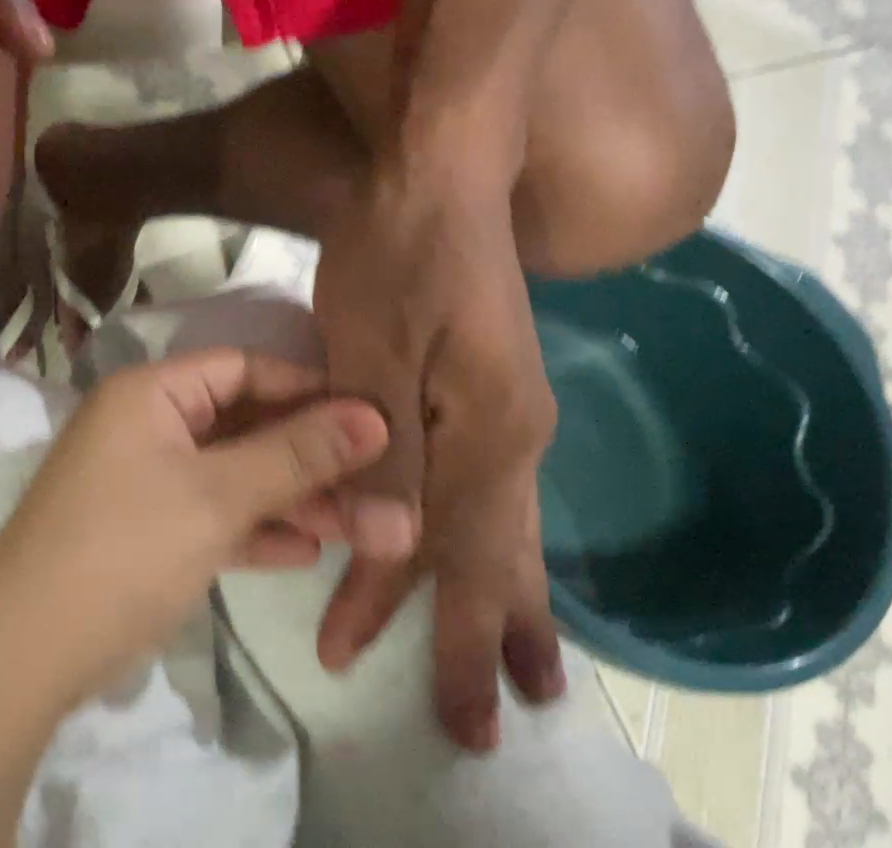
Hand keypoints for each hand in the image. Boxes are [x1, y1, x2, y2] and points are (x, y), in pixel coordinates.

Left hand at [0, 349, 387, 699]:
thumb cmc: (125, 551)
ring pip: (232, 474)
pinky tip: (307, 552)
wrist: (27, 652)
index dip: (310, 388)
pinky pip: (211, 515)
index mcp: (150, 392)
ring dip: (292, 499)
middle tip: (381, 488)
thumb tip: (375, 415)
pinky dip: (254, 529)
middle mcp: (145, 424)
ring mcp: (143, 479)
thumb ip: (297, 455)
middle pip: (243, 424)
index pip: (243, 367)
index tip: (376, 418)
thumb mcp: (217, 497)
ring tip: (364, 528)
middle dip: (311, 458)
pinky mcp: (145, 530)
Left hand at [312, 174, 565, 750]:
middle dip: (487, 636)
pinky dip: (480, 538)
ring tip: (521, 663)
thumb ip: (383, 451)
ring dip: (500, 596)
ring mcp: (506, 411)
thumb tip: (395, 547)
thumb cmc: (394, 256)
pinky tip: (475, 556)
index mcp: (485, 435)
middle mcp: (513, 436)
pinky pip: (485, 489)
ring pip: (501, 525)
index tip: (414, 697)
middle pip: (497, 555)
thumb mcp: (370, 352)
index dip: (432, 628)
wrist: (439, 173)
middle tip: (489, 719)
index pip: (457, 559)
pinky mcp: (484, 390)